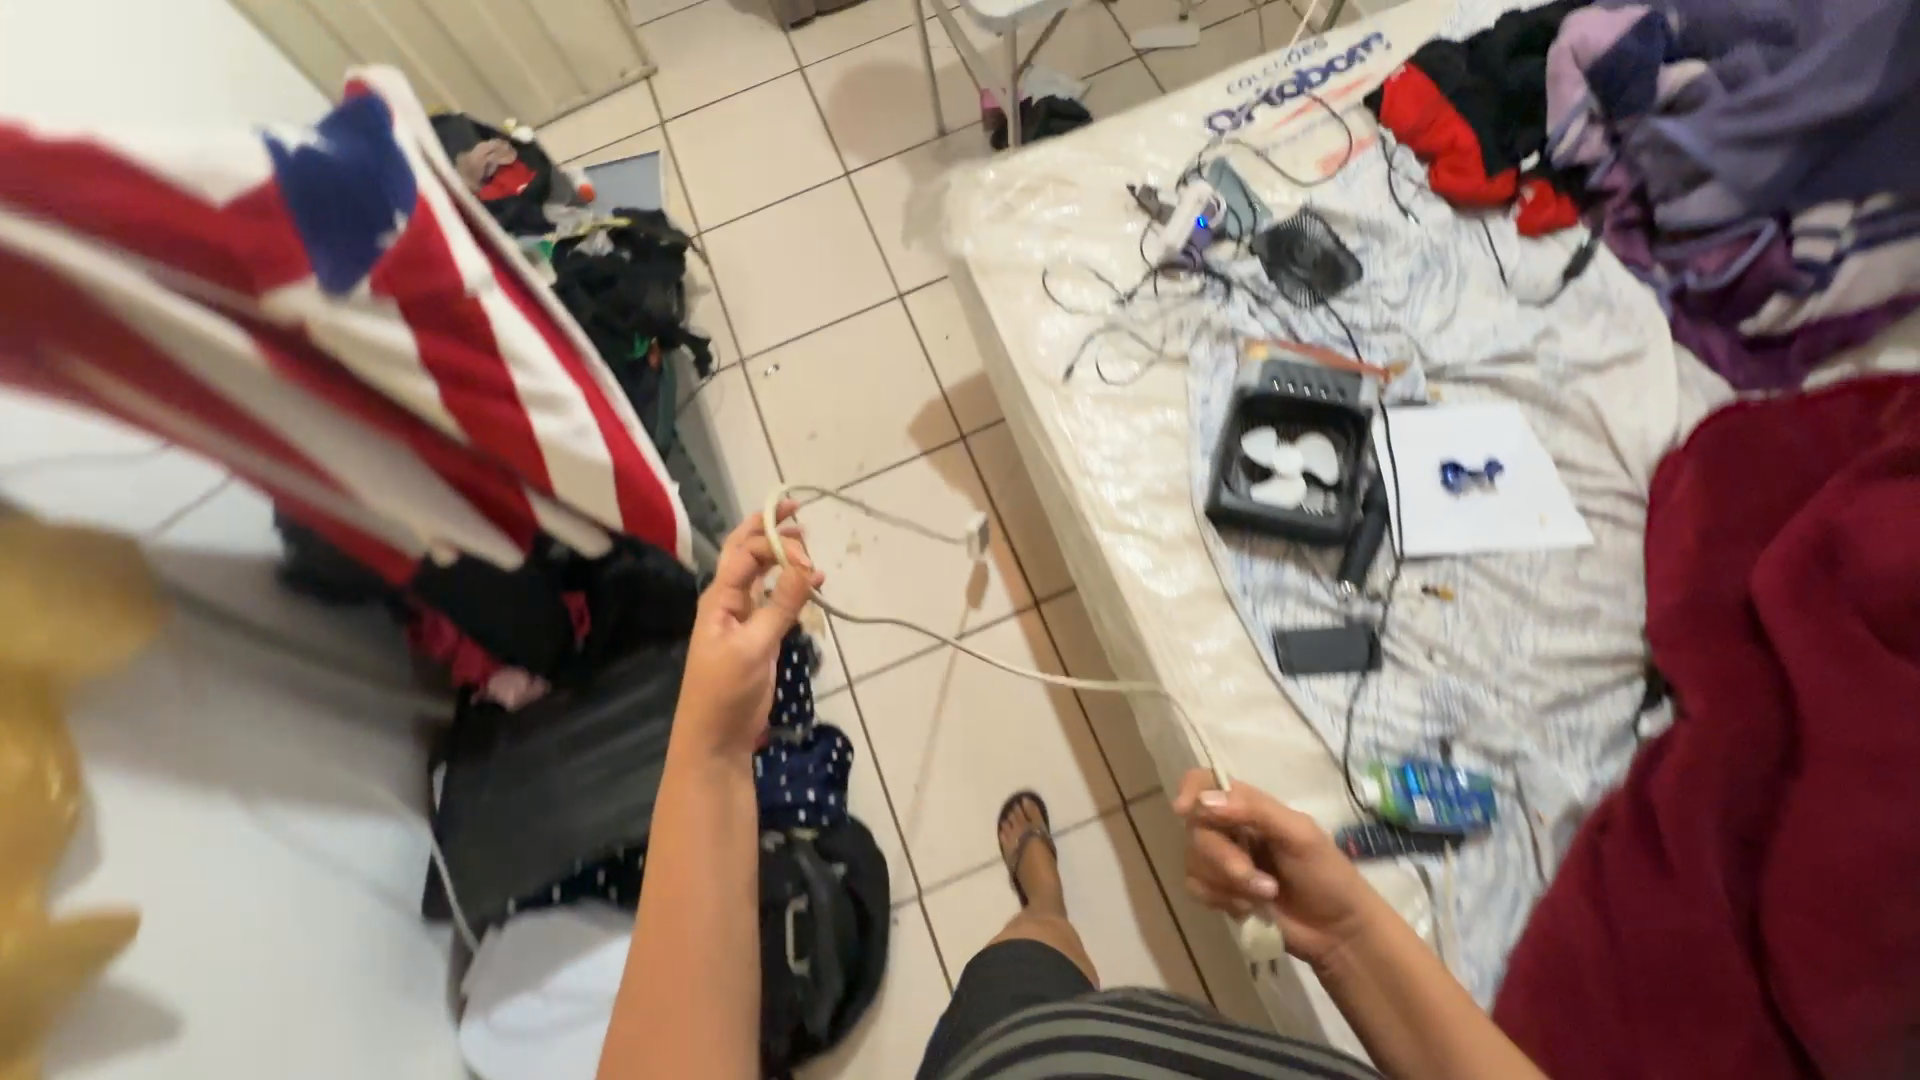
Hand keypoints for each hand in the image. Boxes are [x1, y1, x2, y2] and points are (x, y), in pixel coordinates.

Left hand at [673, 501, 824, 761]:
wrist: (716, 737)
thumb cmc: (726, 691)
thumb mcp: (754, 647)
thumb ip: (781, 606)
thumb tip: (806, 565)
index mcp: (719, 597)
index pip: (747, 553)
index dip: (776, 546)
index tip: (808, 559)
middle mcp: (730, 600)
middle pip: (746, 553)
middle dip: (768, 529)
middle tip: (797, 512)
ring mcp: (745, 617)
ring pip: (763, 574)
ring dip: (782, 556)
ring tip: (807, 544)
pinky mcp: (759, 635)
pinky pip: (776, 600)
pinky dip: (793, 587)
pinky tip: (812, 583)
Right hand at [1173, 769, 1387, 972]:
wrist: (1339, 934)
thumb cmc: (1328, 876)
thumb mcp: (1301, 835)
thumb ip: (1255, 811)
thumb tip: (1204, 801)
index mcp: (1248, 806)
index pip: (1205, 782)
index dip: (1190, 791)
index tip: (1184, 810)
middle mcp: (1228, 828)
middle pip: (1196, 830)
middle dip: (1225, 860)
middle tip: (1261, 882)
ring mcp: (1222, 860)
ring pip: (1193, 860)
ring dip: (1228, 884)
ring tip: (1264, 897)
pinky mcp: (1219, 891)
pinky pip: (1196, 887)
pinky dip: (1221, 900)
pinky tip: (1248, 909)